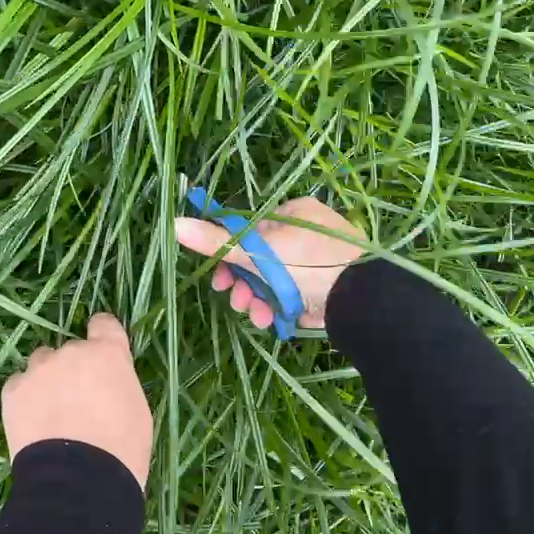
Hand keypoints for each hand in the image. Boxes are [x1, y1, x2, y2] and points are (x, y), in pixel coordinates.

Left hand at [1, 314, 153, 487]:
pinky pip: (19, 385)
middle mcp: (71, 352)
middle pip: (70, 351)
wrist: (79, 484)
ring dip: (47, 380)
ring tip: (50, 415)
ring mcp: (39, 370)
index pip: (104, 324)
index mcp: (107, 354)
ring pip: (41, 364)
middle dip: (73, 370)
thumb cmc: (122, 451)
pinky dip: (25, 399)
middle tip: (77, 403)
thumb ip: (118, 384)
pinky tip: (32, 424)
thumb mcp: (136, 410)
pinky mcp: (13, 391)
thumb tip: (106, 384)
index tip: (100, 354)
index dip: (101, 337)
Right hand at [175, 195, 365, 330]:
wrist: (360, 299)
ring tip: (254, 315)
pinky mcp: (326, 289)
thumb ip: (216, 241)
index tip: (218, 276)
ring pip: (275, 280)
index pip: (250, 229)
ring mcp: (319, 263)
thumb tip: (174, 224)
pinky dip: (278, 307)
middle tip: (234, 300)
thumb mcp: (256, 250)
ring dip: (258, 298)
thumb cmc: (306, 262)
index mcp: (293, 213)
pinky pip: (293, 295)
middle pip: (261, 258)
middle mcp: (307, 233)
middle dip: (243, 282)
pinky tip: (270, 320)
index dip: (230, 254)